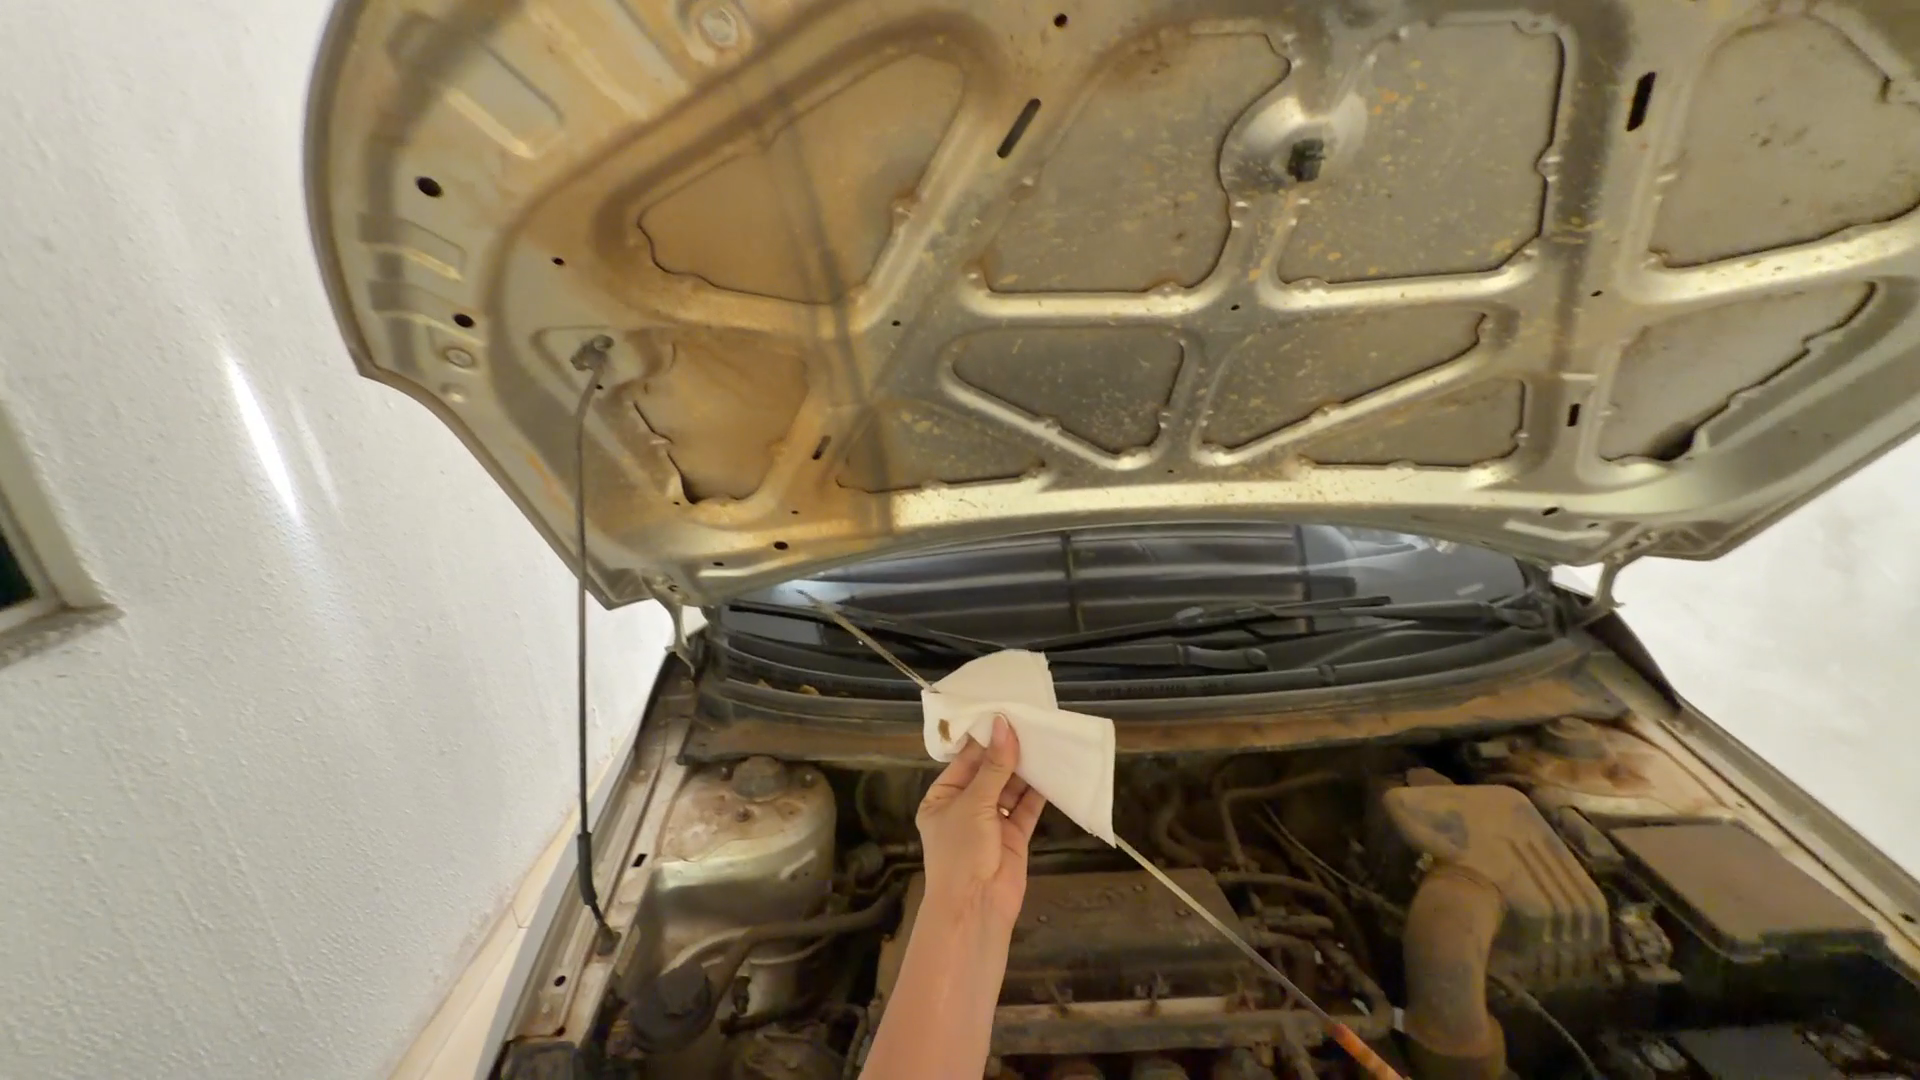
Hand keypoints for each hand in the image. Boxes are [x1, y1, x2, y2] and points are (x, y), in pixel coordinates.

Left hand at [915, 713, 1046, 933]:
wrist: (975, 908)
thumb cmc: (961, 851)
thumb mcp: (974, 803)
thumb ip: (994, 766)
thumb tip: (1004, 726)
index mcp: (942, 797)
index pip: (965, 761)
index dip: (985, 740)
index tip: (1005, 714)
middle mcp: (965, 807)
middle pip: (989, 772)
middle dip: (1008, 753)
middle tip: (1031, 723)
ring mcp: (990, 822)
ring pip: (1010, 789)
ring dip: (1025, 770)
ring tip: (1045, 742)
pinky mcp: (1013, 836)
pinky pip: (1025, 808)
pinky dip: (1038, 792)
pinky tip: (1052, 771)